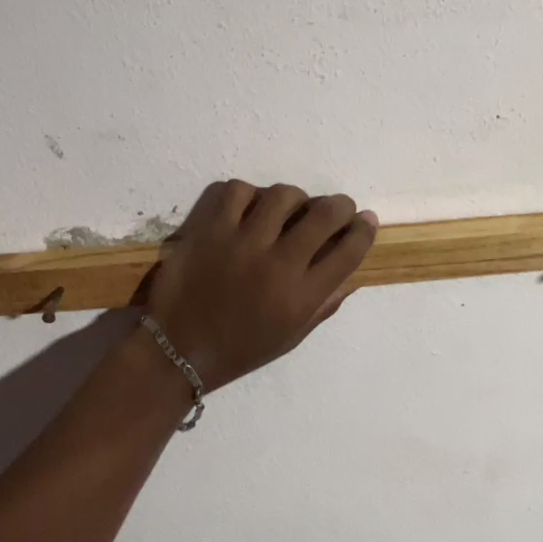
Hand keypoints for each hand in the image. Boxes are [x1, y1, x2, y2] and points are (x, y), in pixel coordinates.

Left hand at [142, 181, 377, 389]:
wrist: (177, 350)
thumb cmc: (239, 349)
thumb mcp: (291, 336)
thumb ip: (324, 303)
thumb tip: (353, 274)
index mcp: (301, 296)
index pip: (349, 251)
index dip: (364, 230)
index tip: (365, 221)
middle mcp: (278, 264)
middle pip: (325, 214)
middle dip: (340, 206)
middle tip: (336, 208)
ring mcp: (242, 243)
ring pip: (283, 195)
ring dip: (294, 199)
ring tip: (289, 209)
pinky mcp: (210, 230)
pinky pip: (237, 191)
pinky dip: (248, 195)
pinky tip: (249, 209)